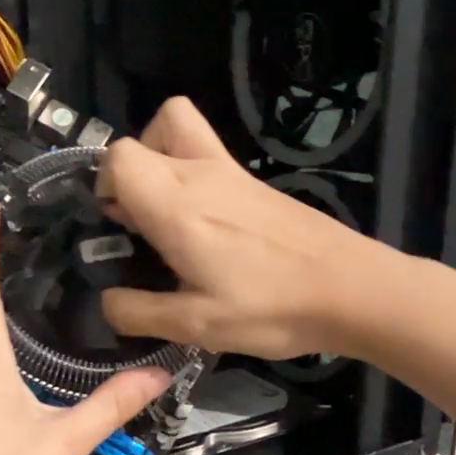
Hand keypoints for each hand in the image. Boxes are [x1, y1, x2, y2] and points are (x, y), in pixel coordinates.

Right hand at [95, 97, 383, 359]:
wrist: (352, 289)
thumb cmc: (270, 308)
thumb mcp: (195, 326)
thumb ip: (139, 313)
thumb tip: (107, 303)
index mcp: (177, 205)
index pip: (119, 157)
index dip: (103, 184)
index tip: (112, 224)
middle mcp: (199, 175)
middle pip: (143, 135)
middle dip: (126, 173)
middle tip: (134, 223)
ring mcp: (232, 174)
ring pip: (178, 129)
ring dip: (158, 159)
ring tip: (164, 214)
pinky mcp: (254, 184)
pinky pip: (206, 153)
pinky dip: (188, 174)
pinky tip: (203, 230)